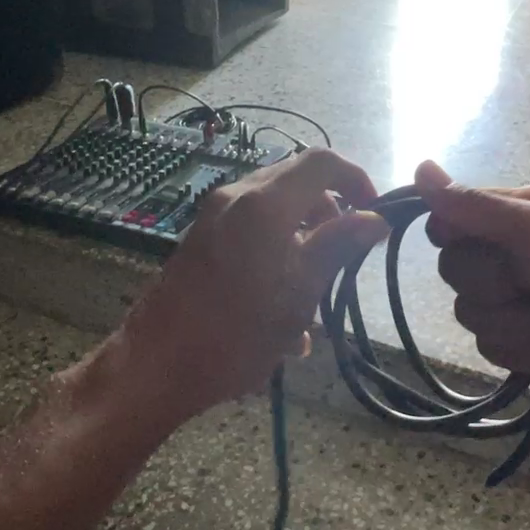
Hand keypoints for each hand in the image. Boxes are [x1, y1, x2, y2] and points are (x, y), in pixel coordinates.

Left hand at [117, 149, 389, 424]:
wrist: (153, 367)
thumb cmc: (233, 336)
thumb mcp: (298, 296)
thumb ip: (338, 247)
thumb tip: (377, 219)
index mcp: (264, 205)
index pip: (323, 162)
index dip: (356, 180)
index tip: (373, 216)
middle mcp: (236, 197)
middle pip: (298, 183)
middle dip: (330, 215)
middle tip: (344, 258)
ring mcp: (214, 216)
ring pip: (277, 209)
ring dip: (304, 240)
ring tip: (313, 298)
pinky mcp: (202, 238)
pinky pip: (253, 229)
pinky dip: (277, 251)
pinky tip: (281, 311)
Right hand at [415, 161, 529, 450]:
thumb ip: (478, 206)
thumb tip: (419, 168)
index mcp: (526, 211)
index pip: (455, 214)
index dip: (456, 232)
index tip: (470, 241)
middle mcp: (516, 250)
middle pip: (454, 266)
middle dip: (497, 283)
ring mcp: (517, 299)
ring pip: (468, 309)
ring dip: (517, 322)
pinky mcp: (518, 343)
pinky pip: (486, 345)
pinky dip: (524, 350)